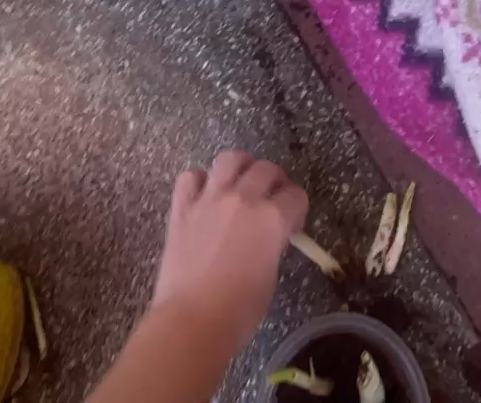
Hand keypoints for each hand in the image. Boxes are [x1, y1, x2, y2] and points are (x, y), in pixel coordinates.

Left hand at [150, 151, 309, 353]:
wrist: (191, 321)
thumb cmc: (238, 310)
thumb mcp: (270, 275)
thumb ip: (272, 244)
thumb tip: (268, 236)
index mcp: (272, 218)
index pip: (296, 195)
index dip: (297, 207)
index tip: (292, 222)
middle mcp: (244, 198)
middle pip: (266, 169)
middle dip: (275, 180)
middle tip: (271, 197)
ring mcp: (210, 198)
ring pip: (229, 159)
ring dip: (240, 166)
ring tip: (240, 180)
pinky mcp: (183, 207)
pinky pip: (190, 177)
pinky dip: (199, 181)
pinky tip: (203, 195)